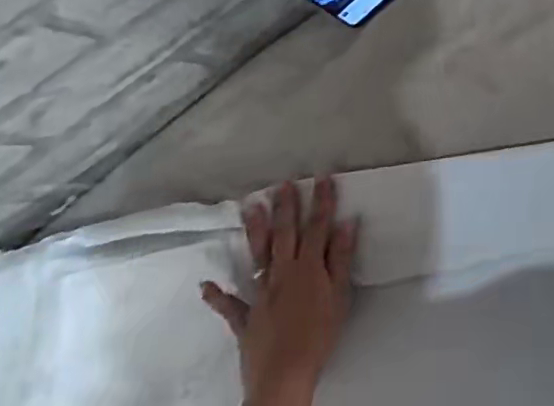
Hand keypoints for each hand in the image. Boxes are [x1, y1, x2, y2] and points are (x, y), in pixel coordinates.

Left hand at [201, 177, 357, 405]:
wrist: (284, 376)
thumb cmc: (319, 334)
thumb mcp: (340, 295)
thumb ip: (341, 258)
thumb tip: (346, 223)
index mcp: (308, 267)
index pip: (317, 226)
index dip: (321, 201)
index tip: (322, 177)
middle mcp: (282, 273)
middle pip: (285, 234)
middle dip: (285, 207)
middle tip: (282, 184)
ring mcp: (261, 295)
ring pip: (257, 257)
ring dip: (254, 232)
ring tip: (249, 208)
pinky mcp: (245, 319)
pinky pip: (229, 305)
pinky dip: (218, 295)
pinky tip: (206, 285)